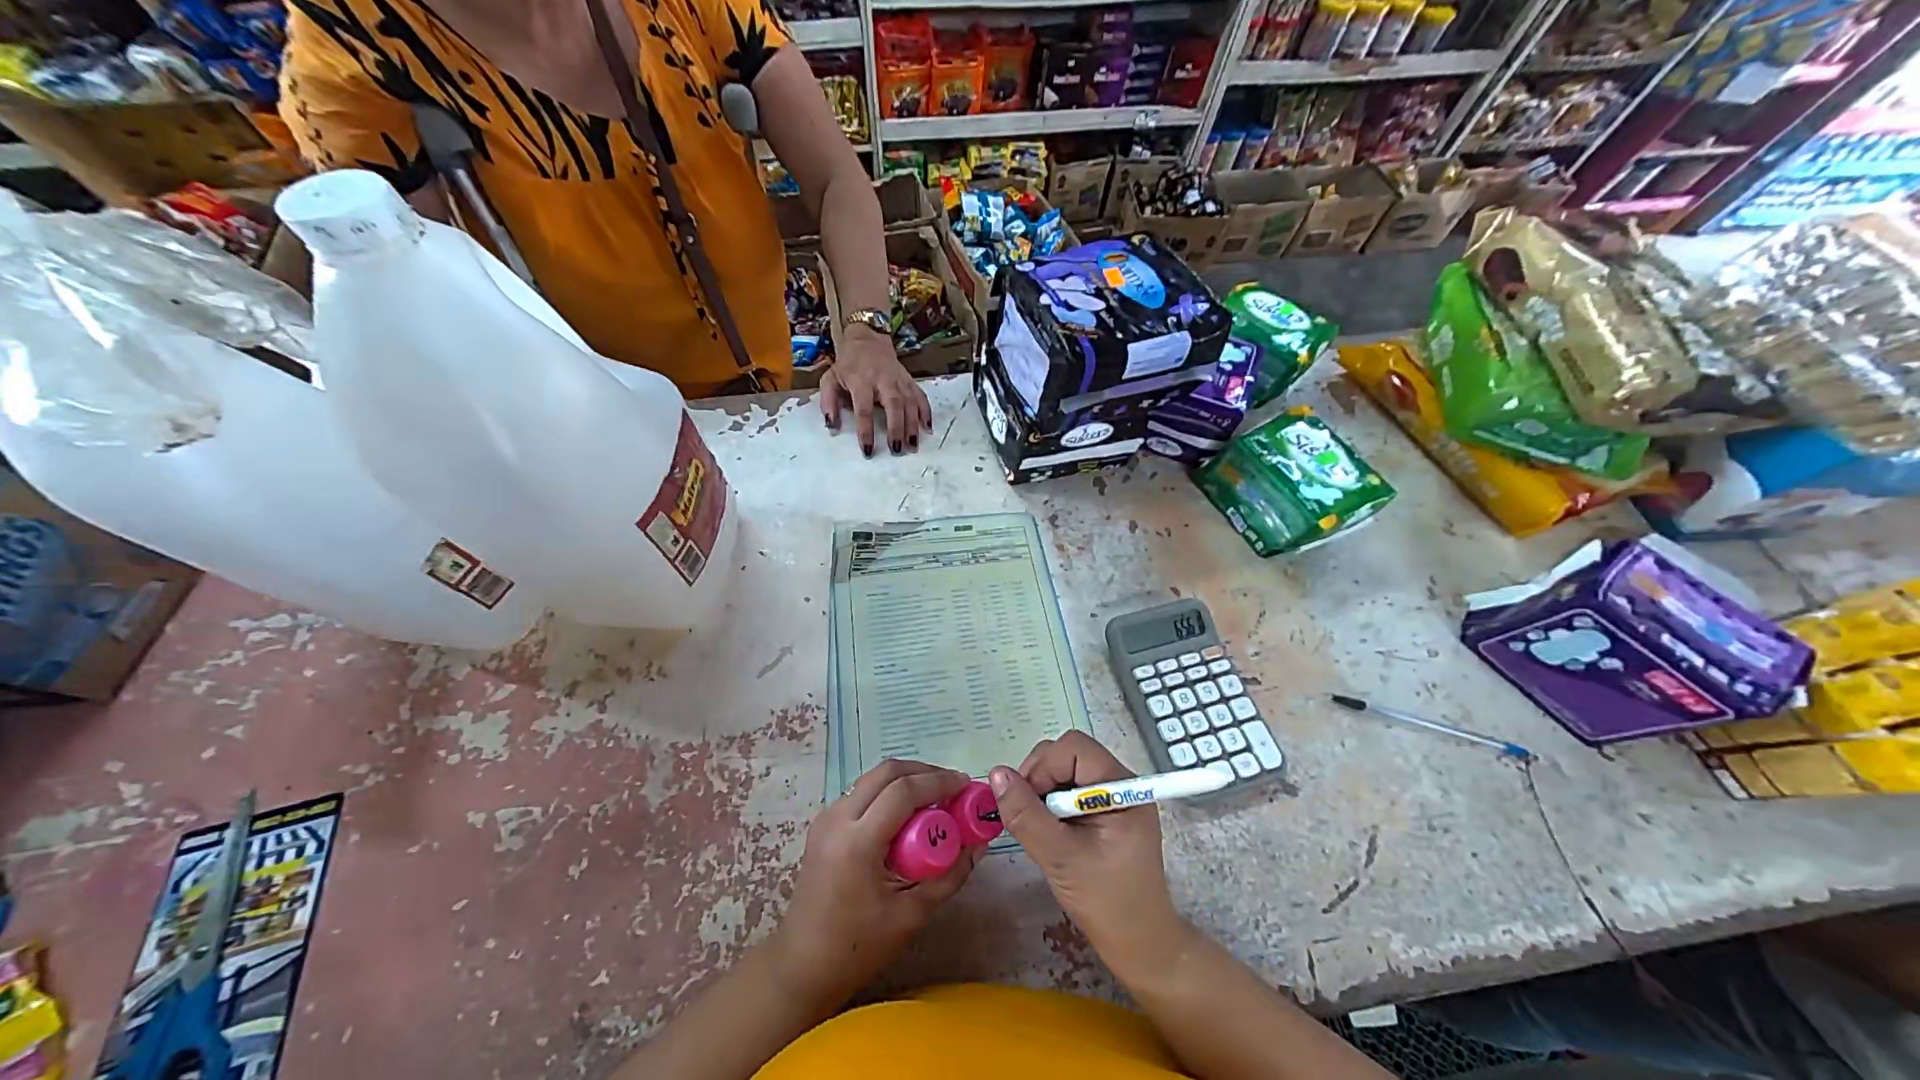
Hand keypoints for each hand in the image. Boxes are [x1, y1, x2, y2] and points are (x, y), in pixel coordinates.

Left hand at [766, 759, 977, 1005]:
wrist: (802, 965)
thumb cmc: (858, 946)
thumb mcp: (912, 914)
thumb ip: (950, 875)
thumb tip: (979, 845)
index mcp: (858, 842)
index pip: (903, 791)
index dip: (939, 782)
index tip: (966, 786)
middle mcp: (838, 819)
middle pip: (886, 772)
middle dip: (924, 772)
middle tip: (953, 787)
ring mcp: (826, 819)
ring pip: (872, 779)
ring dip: (905, 781)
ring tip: (935, 800)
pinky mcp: (823, 826)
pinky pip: (862, 794)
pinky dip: (888, 793)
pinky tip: (907, 816)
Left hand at [819, 326, 932, 456]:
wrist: (867, 341)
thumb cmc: (847, 366)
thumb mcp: (830, 379)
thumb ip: (828, 403)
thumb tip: (832, 427)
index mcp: (861, 380)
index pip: (863, 409)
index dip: (866, 430)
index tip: (868, 450)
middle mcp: (883, 379)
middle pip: (893, 405)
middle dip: (896, 428)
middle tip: (897, 450)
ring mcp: (899, 379)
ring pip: (909, 402)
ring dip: (912, 425)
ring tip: (912, 446)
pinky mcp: (910, 380)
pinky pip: (920, 397)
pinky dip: (926, 413)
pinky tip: (927, 429)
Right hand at [990, 732, 1186, 976]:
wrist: (1140, 943)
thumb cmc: (1106, 901)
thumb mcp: (1060, 857)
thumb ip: (1026, 814)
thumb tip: (997, 774)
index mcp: (1121, 787)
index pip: (1075, 748)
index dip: (1044, 767)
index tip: (1027, 802)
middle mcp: (1120, 784)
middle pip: (1069, 754)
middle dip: (1041, 778)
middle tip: (1029, 816)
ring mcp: (1113, 799)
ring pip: (1066, 771)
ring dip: (1044, 793)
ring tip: (1042, 830)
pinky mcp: (1106, 814)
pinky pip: (1070, 791)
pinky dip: (1052, 805)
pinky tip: (1051, 834)